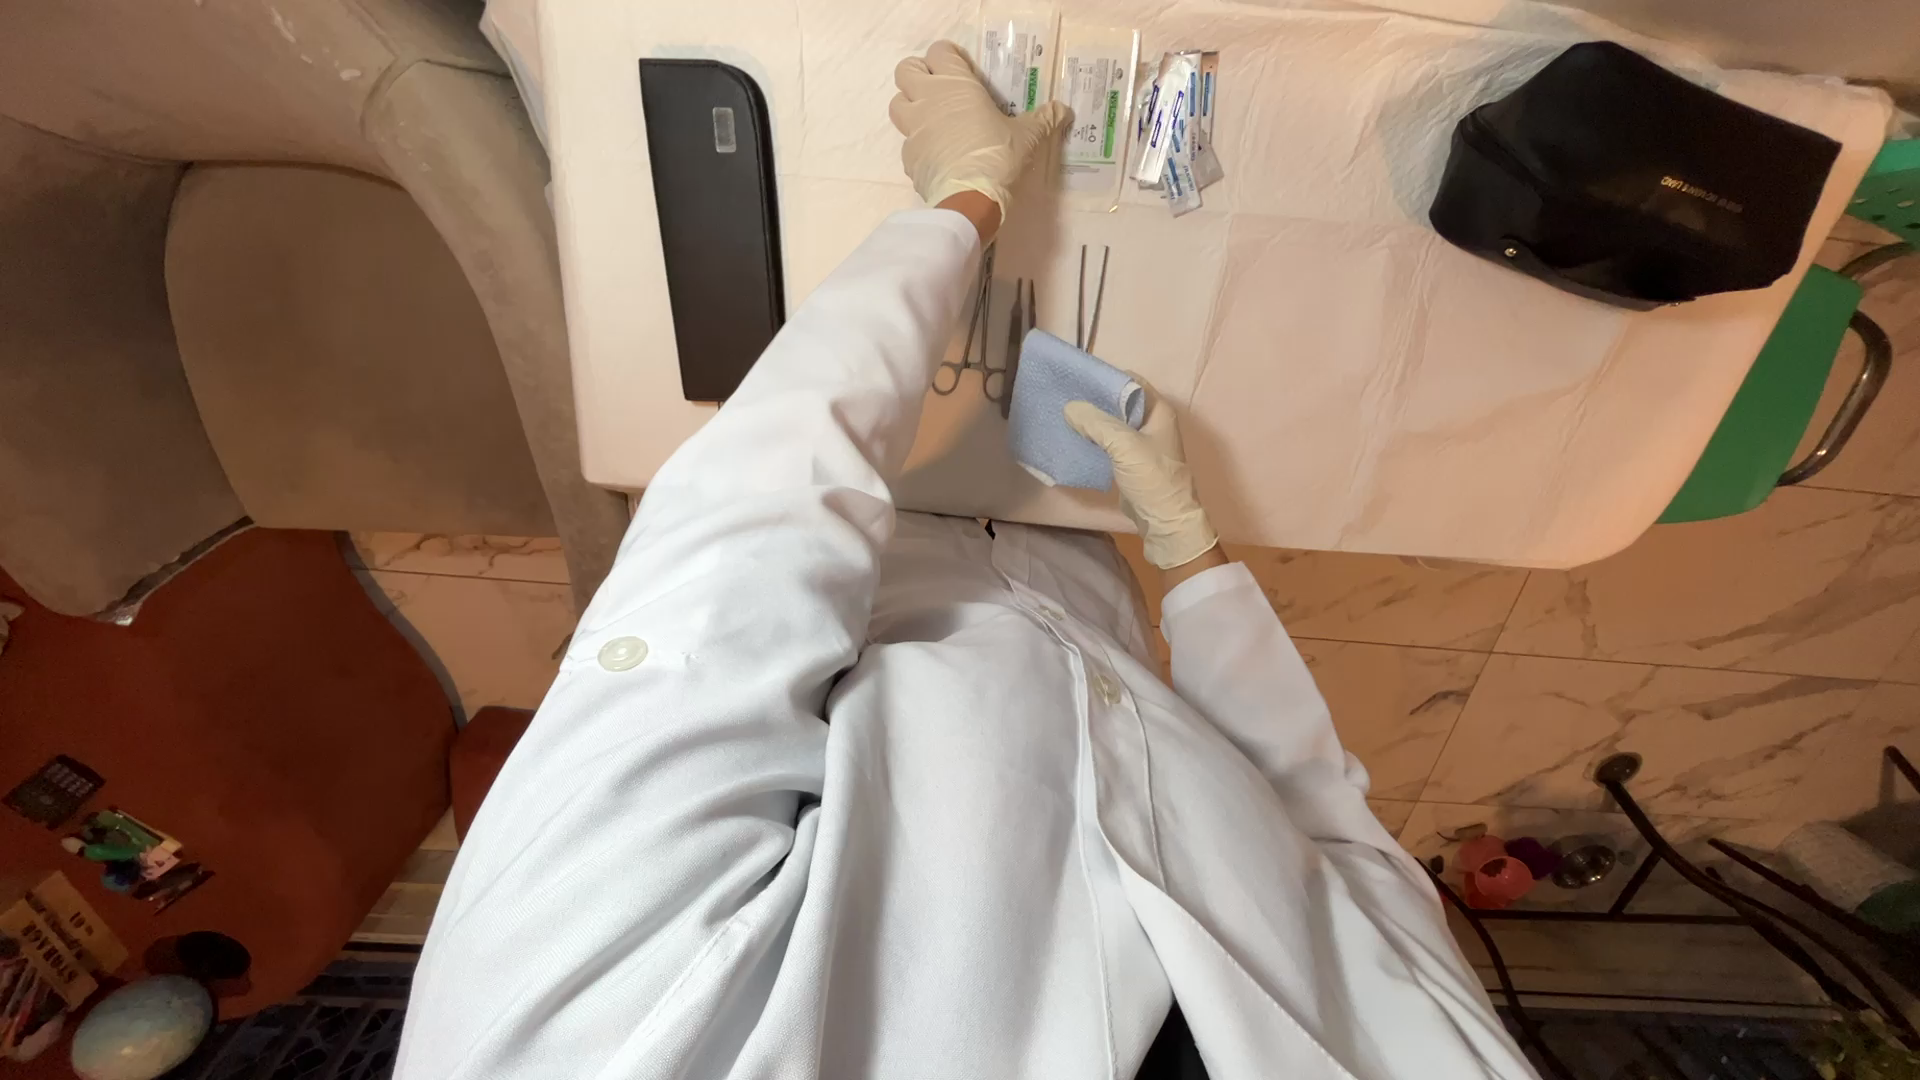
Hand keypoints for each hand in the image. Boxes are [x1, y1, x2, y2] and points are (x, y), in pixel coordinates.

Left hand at [890, 41, 1068, 225]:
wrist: (971, 202)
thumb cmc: (998, 158)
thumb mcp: (1027, 137)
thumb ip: (1043, 120)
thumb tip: (1064, 111)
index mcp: (955, 84)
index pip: (939, 51)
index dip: (949, 59)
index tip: (963, 73)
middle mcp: (928, 100)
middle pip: (905, 71)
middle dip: (918, 77)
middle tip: (939, 92)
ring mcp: (914, 131)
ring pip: (897, 106)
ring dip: (910, 109)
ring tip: (933, 123)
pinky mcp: (909, 160)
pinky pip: (907, 146)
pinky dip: (918, 148)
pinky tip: (937, 159)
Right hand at [1065, 387, 1219, 570]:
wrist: (1164, 521)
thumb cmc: (1152, 478)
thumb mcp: (1123, 445)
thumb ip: (1096, 423)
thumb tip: (1070, 408)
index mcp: (1158, 410)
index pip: (1130, 382)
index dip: (1105, 379)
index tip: (1077, 380)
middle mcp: (1151, 422)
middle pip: (1118, 402)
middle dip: (1094, 400)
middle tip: (1065, 397)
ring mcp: (1140, 443)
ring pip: (1111, 423)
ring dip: (1091, 421)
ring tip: (1064, 415)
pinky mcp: (1129, 461)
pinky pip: (1108, 442)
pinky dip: (1092, 439)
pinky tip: (1073, 438)